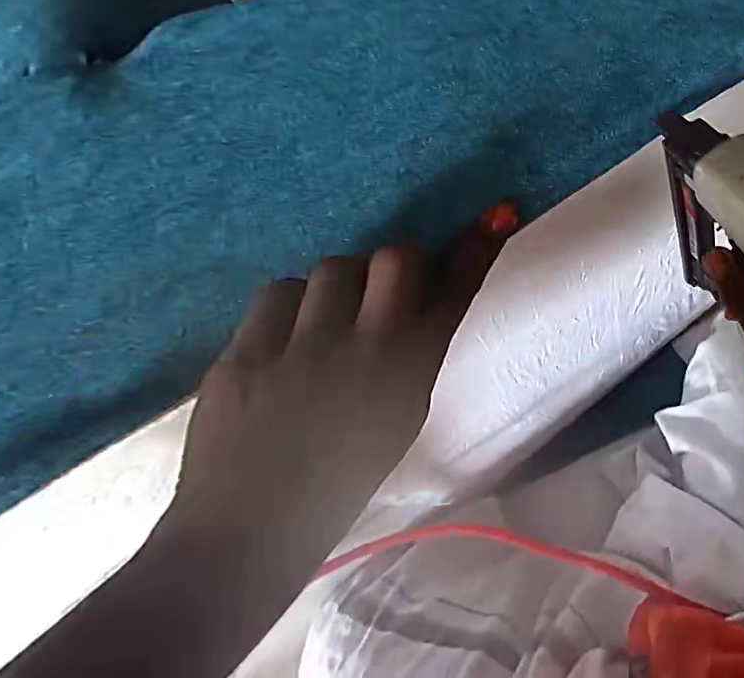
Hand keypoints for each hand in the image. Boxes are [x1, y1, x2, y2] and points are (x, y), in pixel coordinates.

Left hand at [0, 211, 520, 677]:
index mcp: (409, 378)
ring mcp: (301, 351)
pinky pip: (277, 293)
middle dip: (393, 264)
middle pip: (395, 258)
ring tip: (318, 326)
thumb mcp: (397, 413)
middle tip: (377, 290)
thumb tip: (423, 290)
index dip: (477, 249)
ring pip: (332, 268)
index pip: (455, 294)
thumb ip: (413, 349)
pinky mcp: (245, 353)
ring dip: (334, 288)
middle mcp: (365, 355)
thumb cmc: (339, 476)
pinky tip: (280, 342)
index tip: (498, 213)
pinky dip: (286, 309)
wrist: (249, 530)